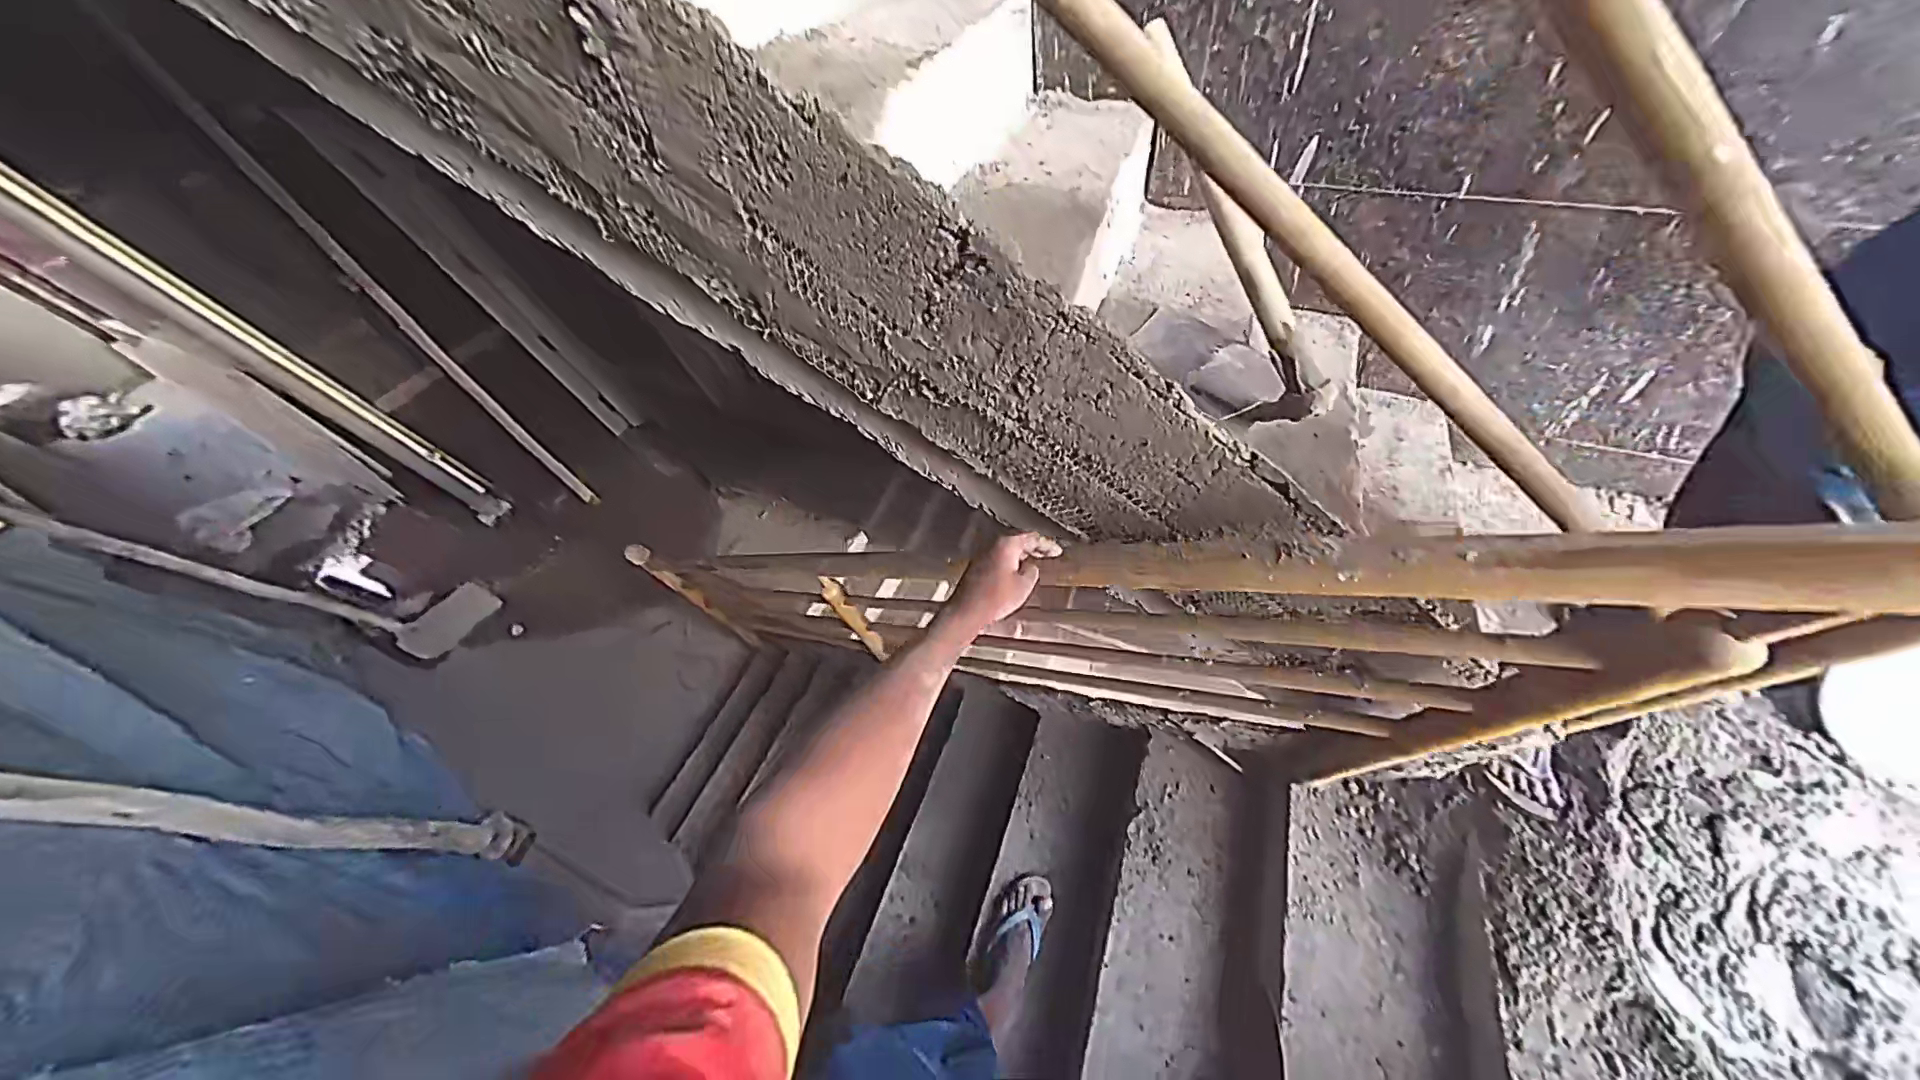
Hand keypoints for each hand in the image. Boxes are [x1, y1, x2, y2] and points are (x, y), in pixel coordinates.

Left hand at [937, 533, 1062, 637]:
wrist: (968, 611)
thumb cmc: (995, 598)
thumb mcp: (1024, 585)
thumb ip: (1032, 571)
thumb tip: (1031, 567)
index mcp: (1006, 544)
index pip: (1031, 537)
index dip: (1047, 544)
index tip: (1056, 550)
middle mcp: (992, 544)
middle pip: (1017, 540)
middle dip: (1033, 548)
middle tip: (1047, 554)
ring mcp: (982, 555)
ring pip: (1007, 550)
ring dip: (1021, 555)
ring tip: (1034, 563)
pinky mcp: (977, 567)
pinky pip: (998, 559)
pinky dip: (1009, 562)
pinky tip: (1015, 573)